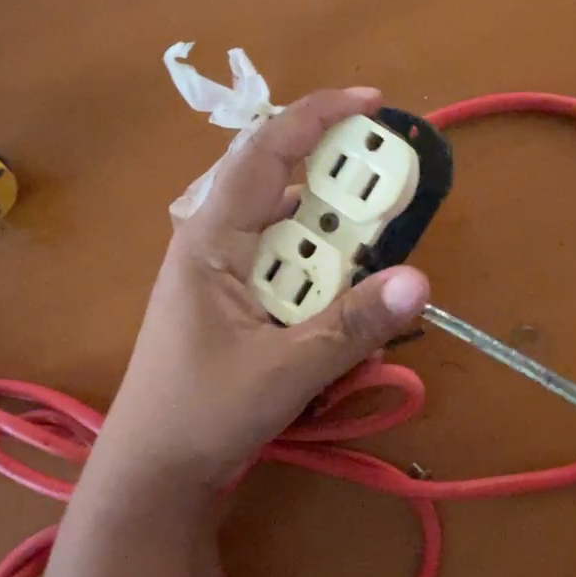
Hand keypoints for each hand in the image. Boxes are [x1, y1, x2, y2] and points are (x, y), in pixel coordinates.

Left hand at [85, 88, 430, 512]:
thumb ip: (352, 325)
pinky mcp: (238, 308)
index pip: (264, 153)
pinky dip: (324, 283)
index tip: (373, 103)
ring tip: (375, 265)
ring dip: (336, 245)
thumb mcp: (285, 369)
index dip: (318, 117)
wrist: (154, 472)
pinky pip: (291, 276)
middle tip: (394, 199)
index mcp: (211, 239)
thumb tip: (421, 280)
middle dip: (342, 190)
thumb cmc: (202, 413)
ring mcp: (227, 277)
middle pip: (285, 190)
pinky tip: (347, 313)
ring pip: (292, 236)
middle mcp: (217, 245)